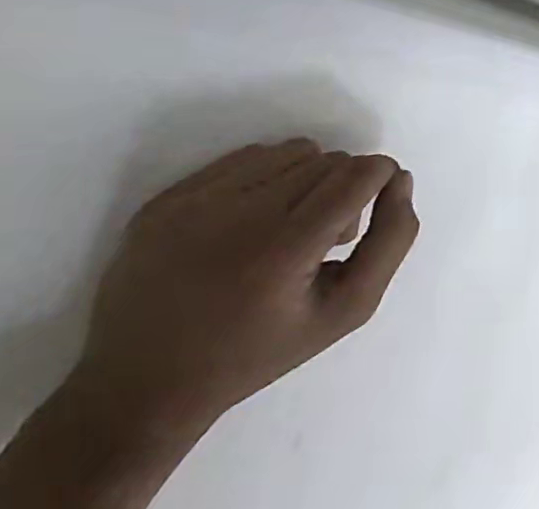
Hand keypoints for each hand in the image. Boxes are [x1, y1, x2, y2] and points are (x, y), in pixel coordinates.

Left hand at [72, 139, 419, 431]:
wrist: (139, 388)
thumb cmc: (258, 352)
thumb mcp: (347, 309)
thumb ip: (391, 239)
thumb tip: (399, 180)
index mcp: (284, 251)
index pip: (360, 174)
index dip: (383, 179)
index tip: (375, 208)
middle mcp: (237, 216)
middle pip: (331, 161)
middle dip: (346, 188)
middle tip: (327, 238)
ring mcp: (194, 204)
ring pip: (294, 151)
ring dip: (310, 177)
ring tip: (290, 224)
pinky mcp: (165, 199)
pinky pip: (248, 157)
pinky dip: (268, 177)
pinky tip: (251, 221)